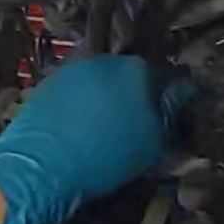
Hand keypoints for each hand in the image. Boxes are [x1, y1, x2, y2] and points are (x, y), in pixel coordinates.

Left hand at [0, 54, 173, 223]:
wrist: (40, 164)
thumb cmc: (105, 155)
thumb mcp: (152, 142)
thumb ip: (169, 113)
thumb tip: (182, 92)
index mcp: (136, 69)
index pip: (164, 77)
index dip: (167, 98)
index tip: (167, 115)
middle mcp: (105, 59)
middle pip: (129, 74)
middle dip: (134, 93)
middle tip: (135, 122)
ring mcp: (73, 67)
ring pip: (100, 80)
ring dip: (106, 96)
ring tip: (104, 126)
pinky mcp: (48, 81)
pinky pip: (75, 88)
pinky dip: (81, 101)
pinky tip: (79, 124)